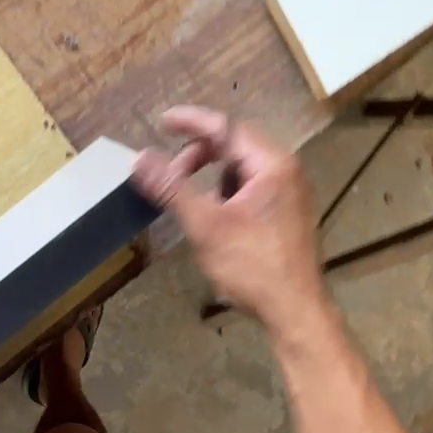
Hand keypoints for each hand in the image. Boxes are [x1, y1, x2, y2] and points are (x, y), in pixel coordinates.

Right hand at [134, 107, 330, 335]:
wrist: (294, 310)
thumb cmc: (252, 267)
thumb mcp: (205, 225)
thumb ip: (172, 189)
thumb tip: (139, 159)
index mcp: (272, 164)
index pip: (226, 127)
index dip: (191, 122)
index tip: (162, 122)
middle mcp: (286, 171)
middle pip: (235, 145)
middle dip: (199, 156)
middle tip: (171, 177)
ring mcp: (290, 193)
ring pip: (242, 170)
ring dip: (212, 178)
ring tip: (193, 204)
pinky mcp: (287, 214)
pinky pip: (252, 189)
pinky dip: (227, 194)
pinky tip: (215, 221)